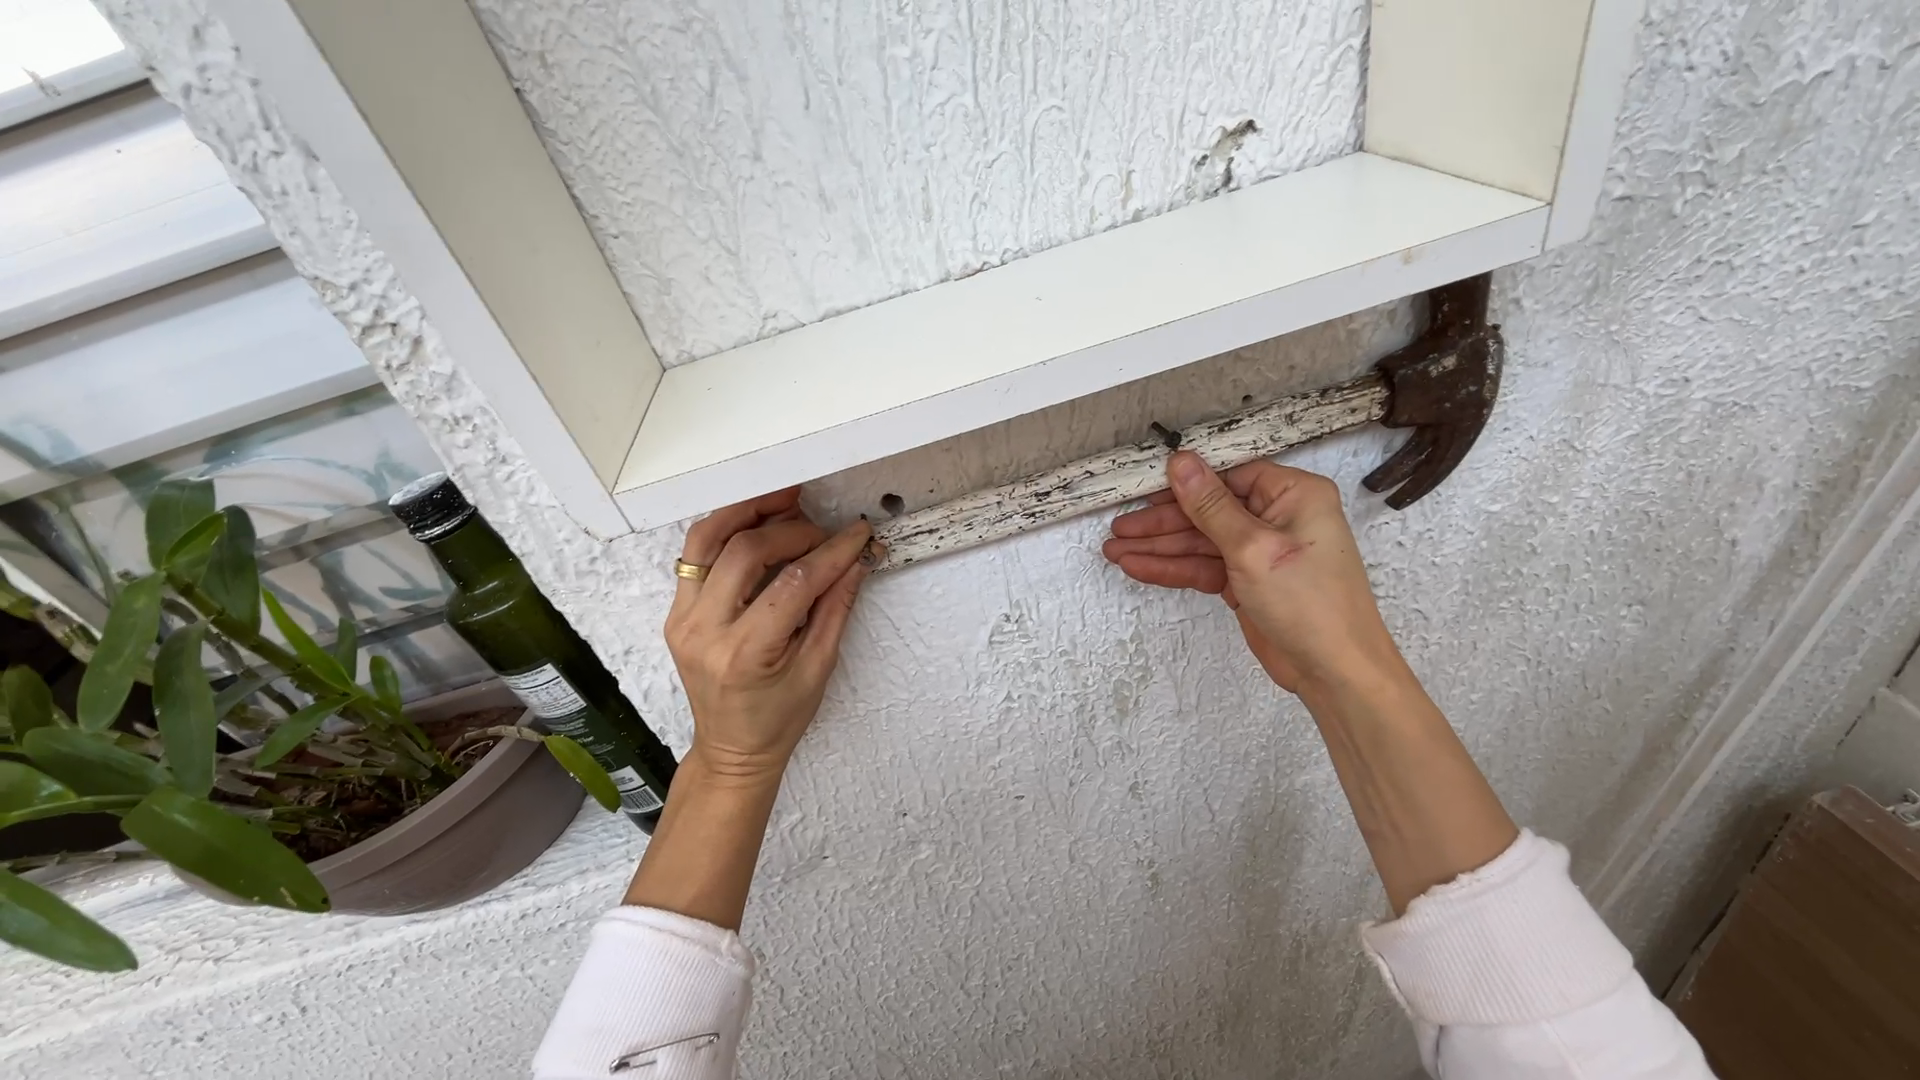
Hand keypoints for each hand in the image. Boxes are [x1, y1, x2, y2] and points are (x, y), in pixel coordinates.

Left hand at [664, 488, 878, 783]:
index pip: (793, 582)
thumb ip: (835, 608)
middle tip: (823, 530)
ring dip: (748, 512)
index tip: (857, 534)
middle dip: (793, 530)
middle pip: (746, 551)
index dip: (831, 552)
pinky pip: (696, 555)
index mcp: (744, 654)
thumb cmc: (777, 718)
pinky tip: (755, 522)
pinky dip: (725, 530)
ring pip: (707, 540)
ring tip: (784, 499)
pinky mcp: (676, 612)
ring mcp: (683, 619)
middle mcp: (705, 632)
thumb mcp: (818, 669)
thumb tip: (856, 560)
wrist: (731, 748)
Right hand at [1103, 452, 1400, 694]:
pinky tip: (1138, 568)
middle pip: (1207, 511)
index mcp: (1293, 494)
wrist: (1335, 672)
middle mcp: (1278, 517)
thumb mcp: (1252, 548)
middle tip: (1119, 528)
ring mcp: (1260, 551)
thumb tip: (1181, 461)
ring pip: (1199, 542)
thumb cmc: (1310, 603)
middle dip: (1161, 523)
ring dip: (1159, 548)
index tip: (1143, 488)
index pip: (1228, 476)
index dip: (1184, 483)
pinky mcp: (1246, 581)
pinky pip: (1203, 567)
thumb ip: (1210, 505)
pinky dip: (1173, 569)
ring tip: (1114, 551)